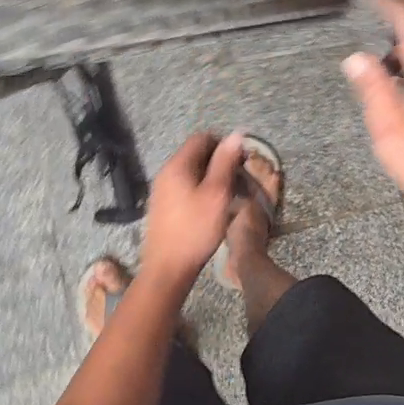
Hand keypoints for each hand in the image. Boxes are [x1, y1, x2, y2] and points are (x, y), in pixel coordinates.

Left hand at [140, 131, 245, 285]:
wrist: (167, 269)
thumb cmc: (195, 230)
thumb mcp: (216, 194)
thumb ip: (225, 162)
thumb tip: (236, 134)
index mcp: (177, 165)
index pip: (202, 138)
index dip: (224, 145)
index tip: (241, 163)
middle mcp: (166, 173)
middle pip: (197, 154)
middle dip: (220, 163)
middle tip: (239, 182)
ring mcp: (162, 190)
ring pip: (192, 172)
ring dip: (213, 178)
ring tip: (228, 197)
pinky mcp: (163, 206)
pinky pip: (185, 187)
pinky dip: (201, 190)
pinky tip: (212, 209)